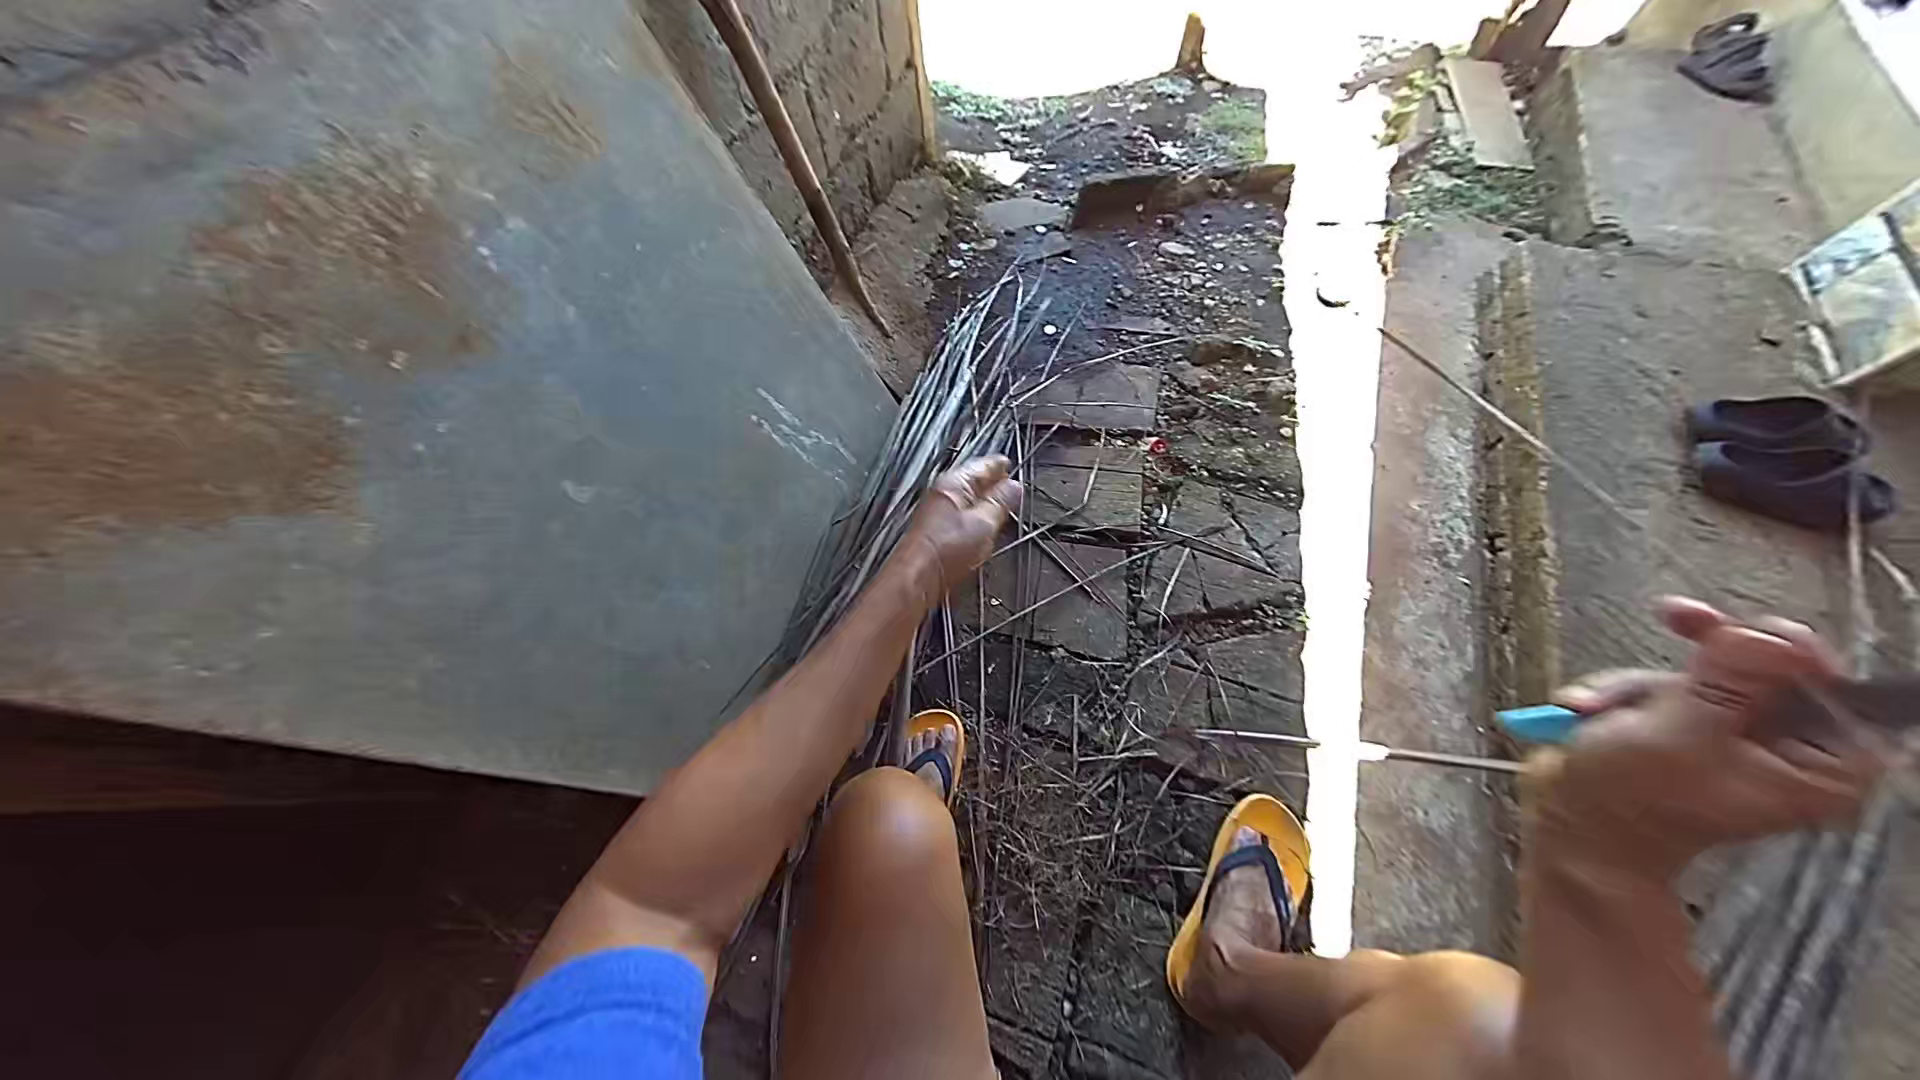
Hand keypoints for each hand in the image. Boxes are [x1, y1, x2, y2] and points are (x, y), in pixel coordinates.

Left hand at [890, 456, 1022, 607]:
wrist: (919, 578)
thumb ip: (1001, 502)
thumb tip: (1014, 487)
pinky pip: (960, 518)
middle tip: (1010, 489)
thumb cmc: (943, 550)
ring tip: (1001, 510)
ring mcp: (937, 512)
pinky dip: (974, 521)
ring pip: (967, 502)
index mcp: (954, 483)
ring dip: (984, 505)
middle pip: (973, 483)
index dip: (999, 466)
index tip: (1009, 465)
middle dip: (993, 486)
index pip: (982, 465)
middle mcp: (942, 494)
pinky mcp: (936, 532)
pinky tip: (982, 530)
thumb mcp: (985, 523)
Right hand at [1533, 597, 1879, 880]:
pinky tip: (1582, 710)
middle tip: (1673, 613)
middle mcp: (1776, 747)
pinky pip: (1649, 690)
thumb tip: (1765, 634)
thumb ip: (1726, 684)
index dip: (1792, 654)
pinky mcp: (1666, 728)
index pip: (1836, 691)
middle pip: (1758, 673)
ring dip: (1632, 684)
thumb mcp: (1679, 735)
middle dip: (1697, 656)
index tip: (1742, 628)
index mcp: (1816, 765)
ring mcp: (1715, 736)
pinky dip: (1612, 694)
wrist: (1569, 824)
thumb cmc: (1633, 793)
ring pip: (1689, 677)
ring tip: (1592, 709)